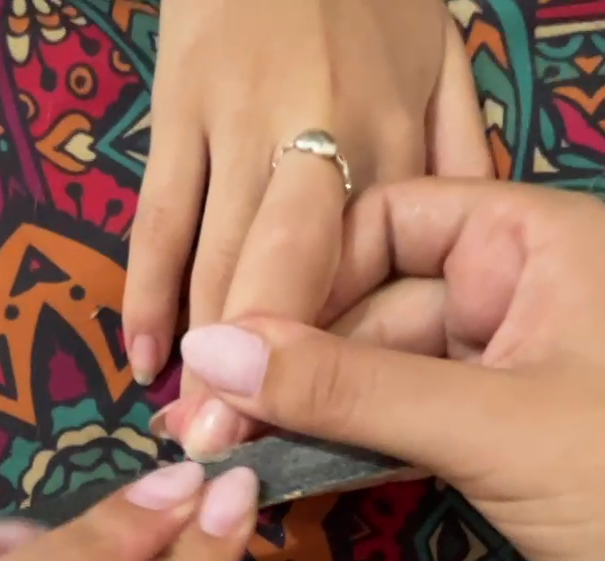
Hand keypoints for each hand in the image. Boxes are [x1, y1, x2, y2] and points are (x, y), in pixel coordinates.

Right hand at [122, 0, 489, 461]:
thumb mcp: (452, 65)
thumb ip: (456, 161)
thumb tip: (464, 250)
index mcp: (403, 131)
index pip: (366, 272)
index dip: (334, 355)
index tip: (314, 426)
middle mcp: (326, 131)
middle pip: (292, 281)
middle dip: (260, 375)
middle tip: (234, 451)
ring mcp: (244, 117)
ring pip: (223, 256)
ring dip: (205, 350)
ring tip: (190, 425)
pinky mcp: (179, 102)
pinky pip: (159, 212)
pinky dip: (145, 286)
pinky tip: (140, 354)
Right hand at [174, 178, 604, 560]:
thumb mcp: (488, 422)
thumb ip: (346, 387)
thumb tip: (208, 353)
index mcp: (529, 238)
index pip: (381, 221)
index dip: (300, 276)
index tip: (223, 345)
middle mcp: (508, 289)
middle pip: (367, 309)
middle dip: (291, 369)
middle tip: (203, 431)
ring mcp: (496, 370)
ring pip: (375, 376)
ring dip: (310, 416)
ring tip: (227, 457)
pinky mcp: (488, 438)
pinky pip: (397, 425)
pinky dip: (348, 449)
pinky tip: (287, 476)